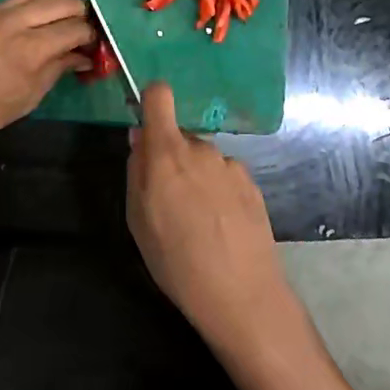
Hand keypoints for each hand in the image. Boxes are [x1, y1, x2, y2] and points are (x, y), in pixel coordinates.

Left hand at [0, 0, 95, 151]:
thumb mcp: (29, 97)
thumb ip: (58, 69)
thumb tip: (82, 57)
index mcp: (31, 49)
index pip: (76, 28)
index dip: (91, 37)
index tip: (93, 47)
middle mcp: (16, 22)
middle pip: (63, 0)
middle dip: (79, 14)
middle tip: (81, 33)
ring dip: (57, 3)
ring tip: (60, 23)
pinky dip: (34, 5)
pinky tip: (35, 24)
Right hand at [127, 82, 288, 341]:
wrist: (241, 293)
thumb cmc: (175, 260)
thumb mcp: (137, 218)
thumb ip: (137, 170)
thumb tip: (140, 139)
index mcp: (167, 152)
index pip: (159, 96)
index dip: (150, 102)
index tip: (146, 126)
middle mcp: (202, 149)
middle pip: (180, 138)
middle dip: (171, 159)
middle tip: (168, 201)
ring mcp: (231, 165)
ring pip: (204, 160)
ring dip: (197, 178)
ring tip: (198, 223)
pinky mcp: (253, 184)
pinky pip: (225, 177)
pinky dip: (219, 193)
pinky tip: (222, 228)